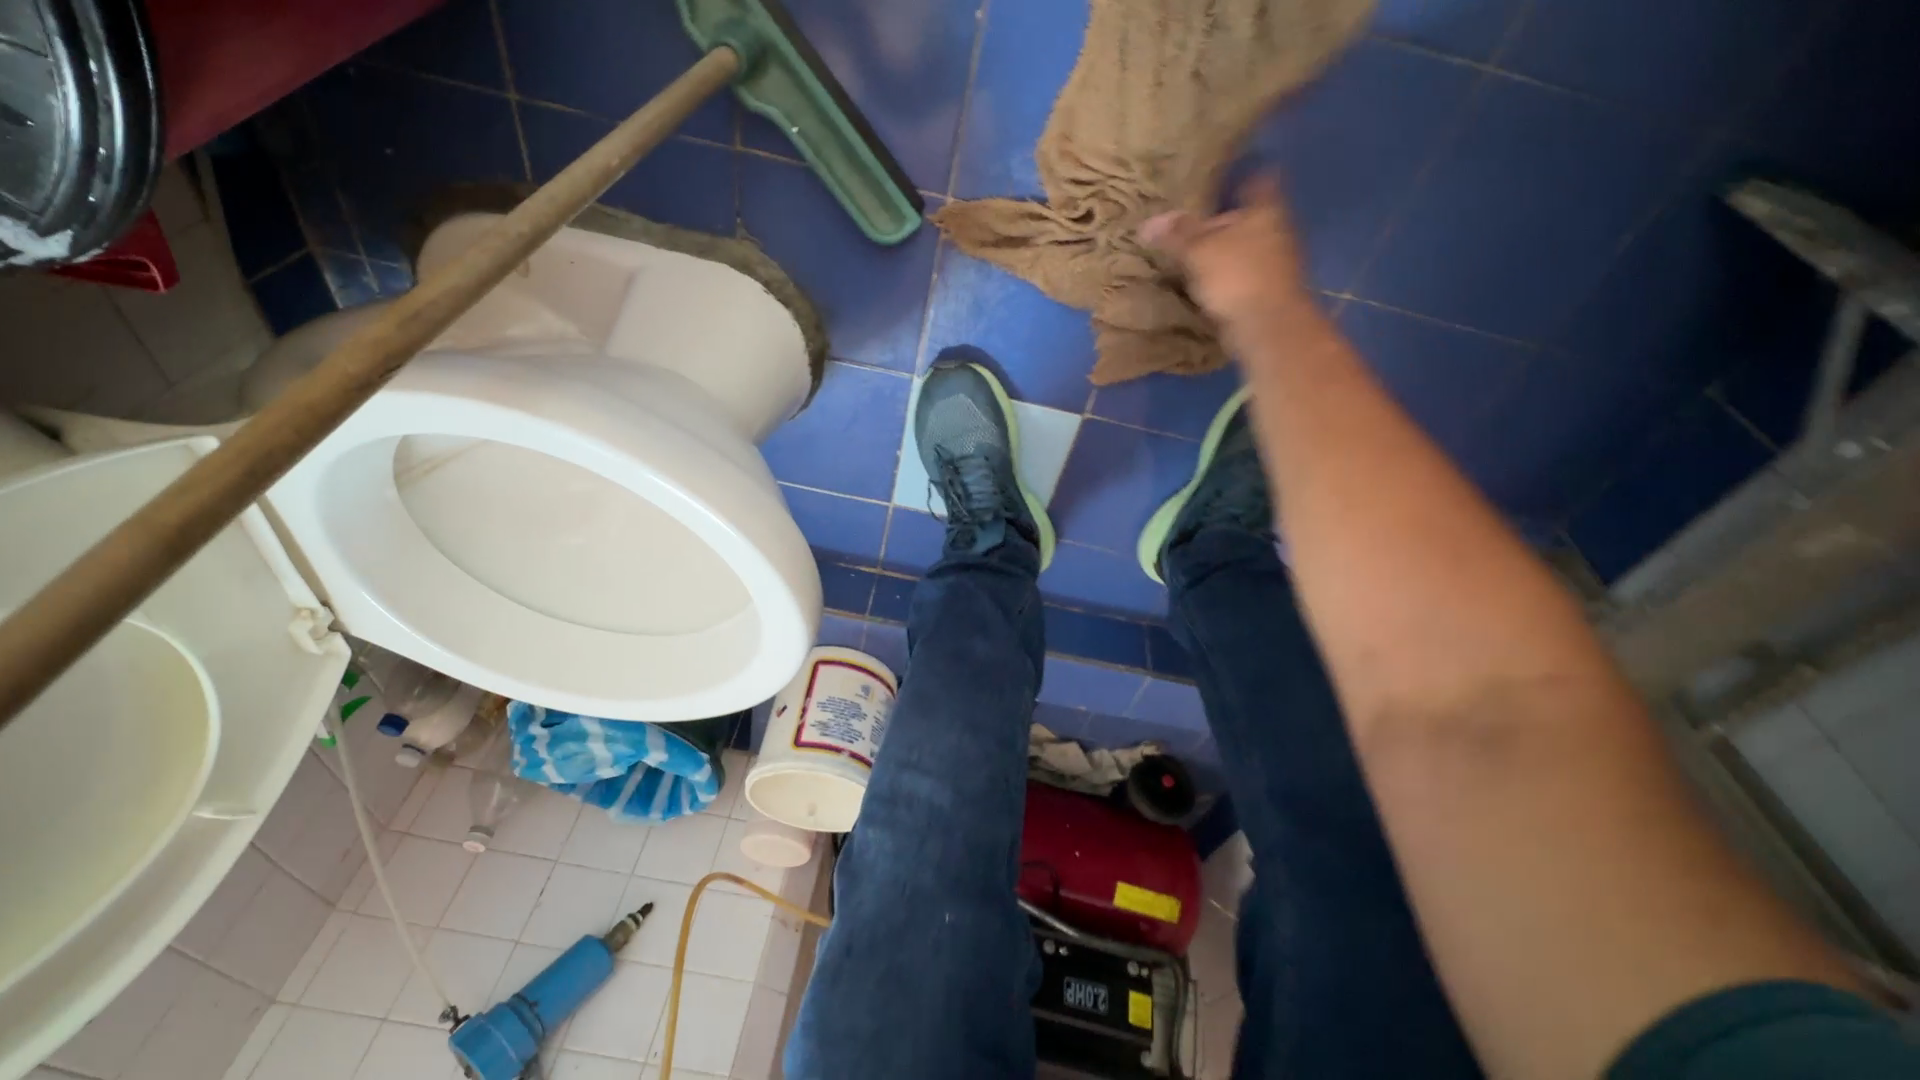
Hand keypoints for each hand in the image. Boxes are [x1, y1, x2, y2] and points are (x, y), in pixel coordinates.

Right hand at [1140, 177, 1309, 323]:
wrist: (1267, 328)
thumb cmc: (1236, 276)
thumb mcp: (1197, 250)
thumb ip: (1175, 233)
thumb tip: (1147, 223)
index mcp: (1264, 208)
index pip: (1256, 178)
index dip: (1237, 173)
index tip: (1212, 175)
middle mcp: (1275, 229)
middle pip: (1247, 214)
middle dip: (1222, 217)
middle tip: (1189, 215)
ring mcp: (1274, 262)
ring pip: (1243, 246)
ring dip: (1222, 250)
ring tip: (1188, 250)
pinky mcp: (1266, 291)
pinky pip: (1239, 274)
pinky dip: (1223, 275)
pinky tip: (1200, 280)